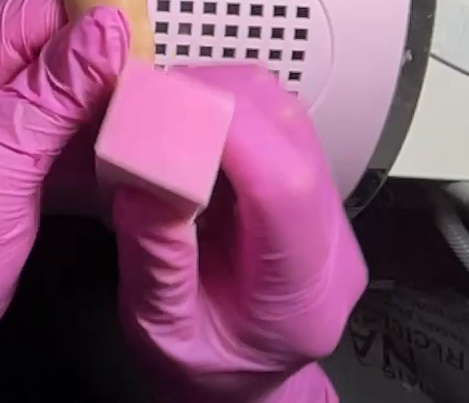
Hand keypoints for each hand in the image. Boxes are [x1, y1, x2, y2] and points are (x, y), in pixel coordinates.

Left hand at [0, 0, 125, 400]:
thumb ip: (55, 92)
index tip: (141, 62)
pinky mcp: (19, 134)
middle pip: (63, 36)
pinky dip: (98, 129)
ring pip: (74, 75)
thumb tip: (105, 26)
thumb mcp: (0, 161)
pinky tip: (122, 151)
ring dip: (109, 101)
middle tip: (148, 104)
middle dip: (109, 65)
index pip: (44, 6)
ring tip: (141, 131)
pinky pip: (71, 113)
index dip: (96, 28)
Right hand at [111, 65, 366, 401]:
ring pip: (284, 113)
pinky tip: (186, 123)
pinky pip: (272, 121)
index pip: (285, 184)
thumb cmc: (203, 366)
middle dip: (215, 98)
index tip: (163, 104)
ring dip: (220, 95)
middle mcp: (330, 239)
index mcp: (301, 290)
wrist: (244, 378)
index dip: (228, 129)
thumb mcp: (162, 329)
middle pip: (289, 131)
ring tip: (164, 108)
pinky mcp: (305, 185)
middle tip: (148, 98)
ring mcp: (325, 208)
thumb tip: (137, 186)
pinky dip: (224, 106)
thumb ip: (154, 263)